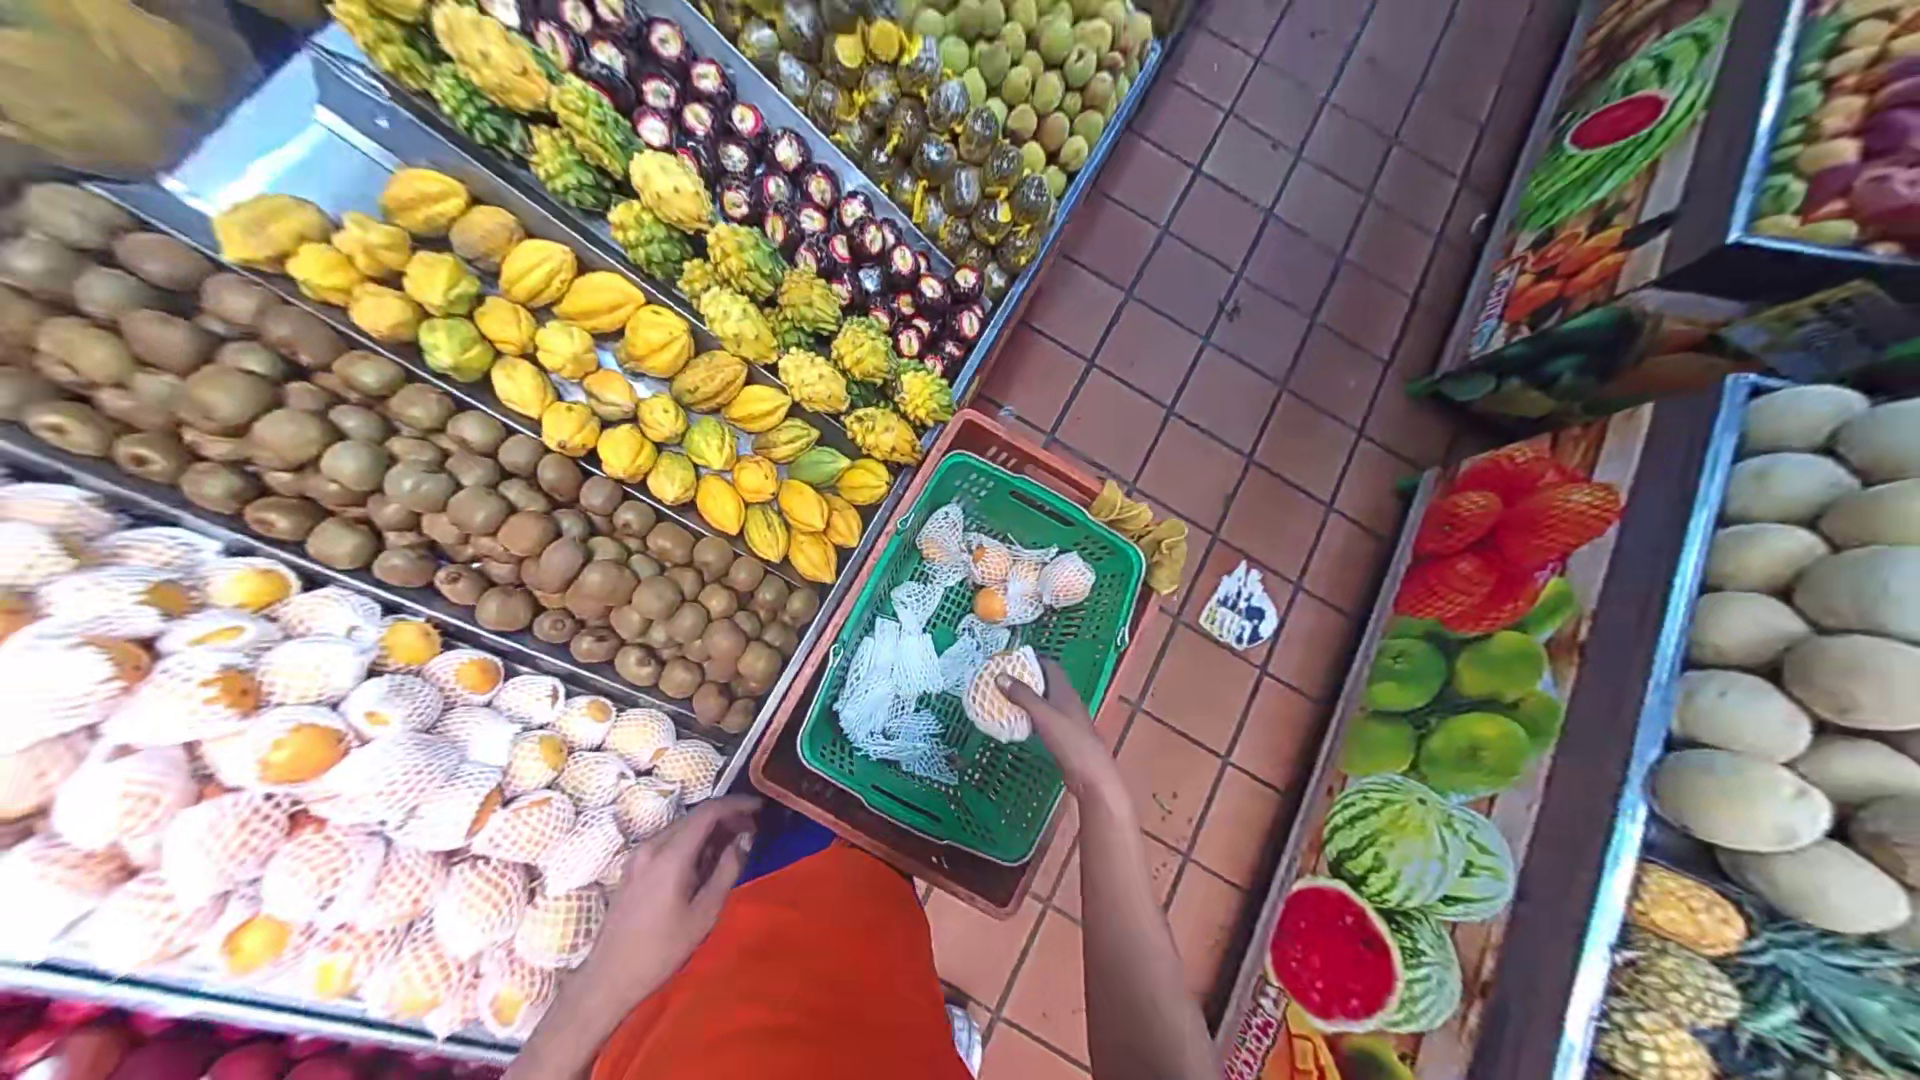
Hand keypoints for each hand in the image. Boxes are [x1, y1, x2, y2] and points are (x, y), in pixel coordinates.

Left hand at [579, 794, 760, 1005]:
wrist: (607, 980)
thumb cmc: (660, 950)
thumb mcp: (704, 913)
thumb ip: (728, 869)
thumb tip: (746, 837)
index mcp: (670, 855)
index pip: (709, 811)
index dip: (737, 804)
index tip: (760, 809)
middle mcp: (652, 846)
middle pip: (696, 816)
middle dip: (727, 817)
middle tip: (751, 831)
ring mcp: (639, 855)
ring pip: (682, 827)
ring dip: (710, 830)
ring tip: (732, 846)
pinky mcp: (633, 867)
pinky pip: (669, 841)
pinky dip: (692, 841)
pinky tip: (704, 861)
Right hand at [1001, 658, 1121, 799]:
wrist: (1090, 774)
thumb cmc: (1069, 740)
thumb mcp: (1043, 715)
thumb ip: (1023, 696)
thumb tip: (1000, 675)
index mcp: (1065, 691)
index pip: (1050, 666)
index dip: (1032, 660)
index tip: (1011, 660)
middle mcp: (1067, 701)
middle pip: (1046, 683)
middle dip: (1026, 679)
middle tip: (1002, 680)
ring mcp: (1066, 720)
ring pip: (1044, 702)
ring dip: (1027, 699)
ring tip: (1004, 699)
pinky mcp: (1063, 736)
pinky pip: (1043, 719)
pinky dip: (1030, 717)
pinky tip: (1017, 723)